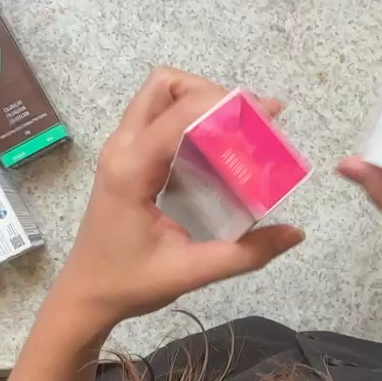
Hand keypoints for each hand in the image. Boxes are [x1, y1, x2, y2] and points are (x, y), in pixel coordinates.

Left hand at [46, 67, 305, 335]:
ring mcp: (120, 149)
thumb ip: (245, 254)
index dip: (227, 105)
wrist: (85, 295)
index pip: (181, 113)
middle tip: (252, 119)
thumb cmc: (129, 283)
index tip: (269, 116)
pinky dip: (191, 118)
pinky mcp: (126, 158)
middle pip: (165, 85)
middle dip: (212, 92)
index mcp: (131, 169)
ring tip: (241, 127)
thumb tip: (296, 233)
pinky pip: (158, 118)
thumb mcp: (190, 272)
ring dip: (201, 101)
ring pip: (160, 96)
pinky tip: (220, 146)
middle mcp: (122, 148)